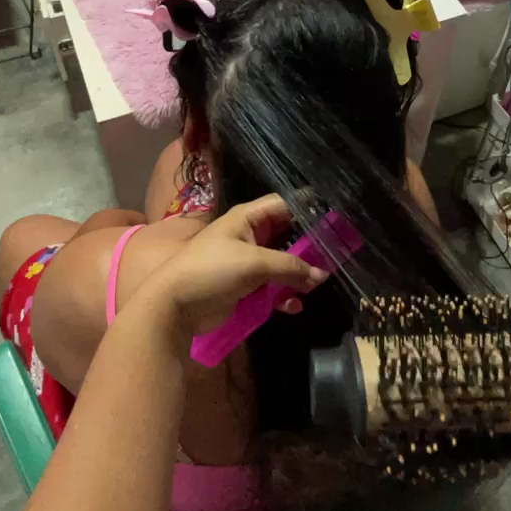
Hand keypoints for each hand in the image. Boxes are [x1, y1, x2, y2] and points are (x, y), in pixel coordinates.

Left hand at [134, 195, 326, 337]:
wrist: (174, 306)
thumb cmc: (211, 270)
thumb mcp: (254, 263)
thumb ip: (290, 266)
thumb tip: (320, 274)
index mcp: (248, 218)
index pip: (285, 205)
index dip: (309, 209)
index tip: (335, 220)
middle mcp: (250, 235)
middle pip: (288, 235)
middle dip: (309, 247)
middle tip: (335, 257)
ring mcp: (247, 262)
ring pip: (283, 263)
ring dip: (298, 274)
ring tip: (315, 285)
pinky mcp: (245, 286)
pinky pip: (272, 286)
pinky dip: (284, 294)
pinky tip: (294, 305)